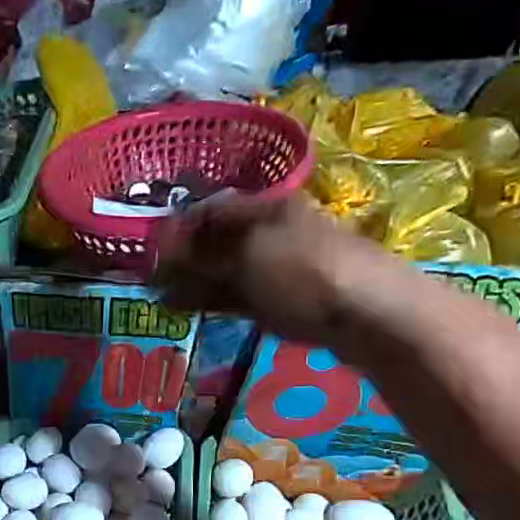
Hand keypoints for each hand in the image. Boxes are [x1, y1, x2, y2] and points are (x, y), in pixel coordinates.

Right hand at [153, 191, 407, 344]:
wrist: (370, 313)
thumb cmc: (304, 271)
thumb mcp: (247, 254)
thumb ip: (202, 252)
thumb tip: (165, 247)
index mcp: (265, 207)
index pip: (210, 209)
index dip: (177, 227)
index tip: (149, 251)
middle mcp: (270, 231)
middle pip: (217, 241)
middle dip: (182, 258)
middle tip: (150, 280)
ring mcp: (278, 266)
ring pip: (225, 270)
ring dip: (193, 282)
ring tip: (162, 299)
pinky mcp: (284, 297)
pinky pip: (238, 294)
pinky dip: (212, 299)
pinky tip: (188, 309)